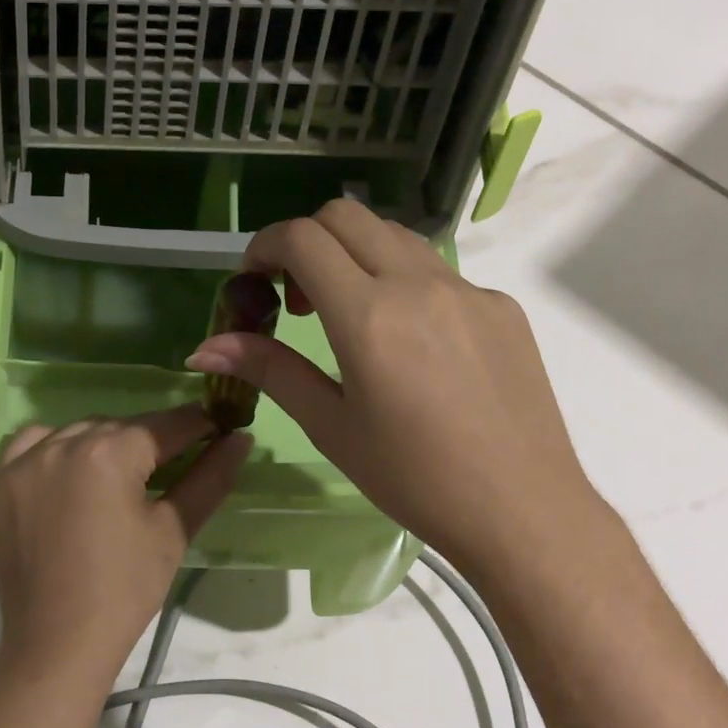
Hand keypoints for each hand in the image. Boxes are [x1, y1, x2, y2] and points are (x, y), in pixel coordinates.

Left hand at [0, 406, 251, 672]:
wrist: (56, 643)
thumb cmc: (124, 591)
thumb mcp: (173, 532)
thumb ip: (209, 479)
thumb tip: (239, 440)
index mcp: (108, 453)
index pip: (162, 425)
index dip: (195, 424)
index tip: (217, 424)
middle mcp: (62, 443)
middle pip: (119, 427)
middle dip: (148, 439)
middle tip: (171, 463)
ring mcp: (25, 460)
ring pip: (77, 432)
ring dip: (102, 443)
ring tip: (119, 476)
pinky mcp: (1, 481)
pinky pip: (31, 444)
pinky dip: (54, 448)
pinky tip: (69, 472)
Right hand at [185, 199, 603, 571]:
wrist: (525, 513)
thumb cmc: (413, 478)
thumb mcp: (329, 425)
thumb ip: (268, 369)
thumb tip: (202, 349)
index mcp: (368, 315)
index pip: (301, 237)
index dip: (264, 247)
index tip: (253, 283)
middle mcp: (418, 285)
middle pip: (344, 214)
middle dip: (305, 240)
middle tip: (297, 297)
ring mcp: (467, 290)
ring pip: (392, 234)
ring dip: (353, 253)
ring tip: (349, 315)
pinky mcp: (501, 306)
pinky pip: (437, 269)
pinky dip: (402, 281)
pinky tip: (410, 344)